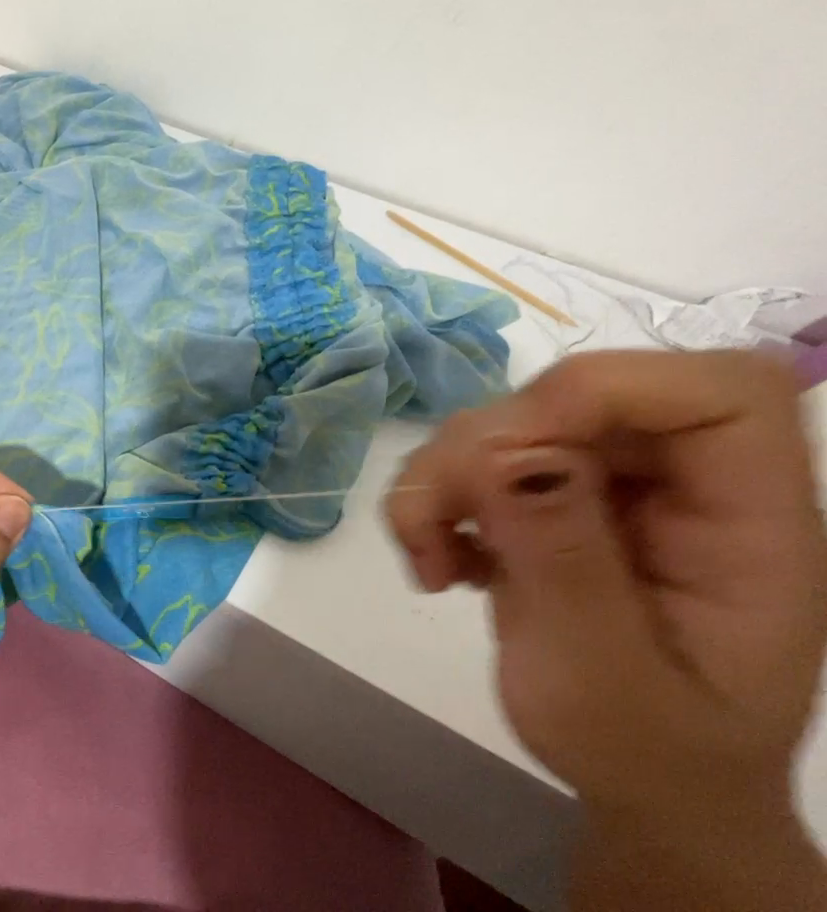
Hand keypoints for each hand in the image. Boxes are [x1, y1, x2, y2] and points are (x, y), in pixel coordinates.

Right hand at [386, 351, 826, 818]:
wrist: (644, 785)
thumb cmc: (646, 750)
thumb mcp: (602, 675)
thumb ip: (564, 562)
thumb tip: (503, 455)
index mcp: (748, 526)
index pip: (717, 395)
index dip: (607, 392)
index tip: (507, 455)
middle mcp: (682, 488)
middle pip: (579, 399)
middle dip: (481, 450)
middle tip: (436, 532)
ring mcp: (613, 491)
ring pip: (506, 425)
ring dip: (439, 481)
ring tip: (429, 561)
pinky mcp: (551, 501)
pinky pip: (473, 461)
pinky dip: (431, 501)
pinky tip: (438, 559)